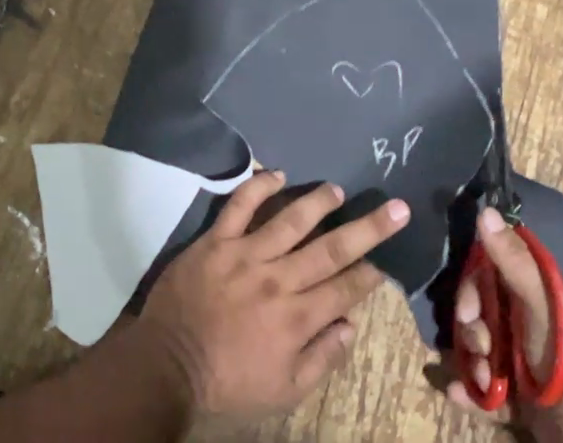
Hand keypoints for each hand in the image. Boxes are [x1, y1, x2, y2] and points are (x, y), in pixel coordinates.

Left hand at [134, 170, 411, 421]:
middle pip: (330, 248)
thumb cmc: (228, 382)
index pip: (345, 288)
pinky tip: (277, 174)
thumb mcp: (284, 389)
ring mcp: (245, 255)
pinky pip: (239, 206)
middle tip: (395, 208)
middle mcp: (278, 280)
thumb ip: (322, 358)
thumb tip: (350, 324)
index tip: (388, 259)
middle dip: (367, 228)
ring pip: (290, 220)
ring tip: (337, 189)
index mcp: (297, 318)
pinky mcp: (215, 242)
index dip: (370, 273)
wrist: (166, 366)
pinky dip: (258, 187)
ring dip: (317, 202)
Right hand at [449, 208, 562, 442]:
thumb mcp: (547, 311)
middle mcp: (533, 323)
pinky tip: (462, 397)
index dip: (474, 285)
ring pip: (480, 349)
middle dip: (471, 331)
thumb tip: (486, 210)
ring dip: (471, 364)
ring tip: (484, 384)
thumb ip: (516, 264)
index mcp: (543, 295)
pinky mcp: (523, 398)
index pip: (495, 271)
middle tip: (481, 351)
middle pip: (482, 311)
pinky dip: (472, 392)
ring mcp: (527, 362)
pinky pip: (486, 386)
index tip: (467, 309)